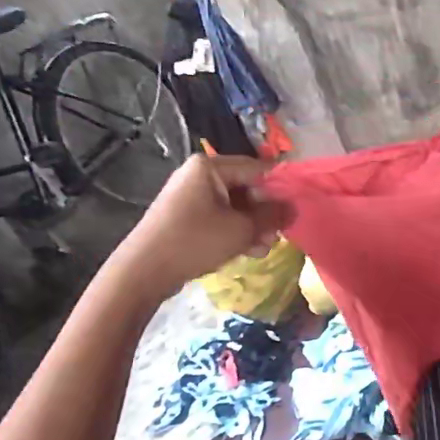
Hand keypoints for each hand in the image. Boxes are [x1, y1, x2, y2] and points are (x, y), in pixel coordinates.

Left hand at [104, 155, 290, 298]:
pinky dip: (237, 230)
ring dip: (255, 225)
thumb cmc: (195, 242)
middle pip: (249, 187)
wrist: (142, 273)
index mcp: (210, 166)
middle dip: (266, 213)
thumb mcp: (243, 228)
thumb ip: (274, 214)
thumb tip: (293, 207)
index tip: (297, 210)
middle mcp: (200, 174)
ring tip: (262, 248)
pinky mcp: (187, 214)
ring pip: (238, 204)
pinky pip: (223, 215)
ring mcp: (192, 194)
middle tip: (278, 235)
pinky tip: (248, 251)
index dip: (282, 190)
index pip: (261, 169)